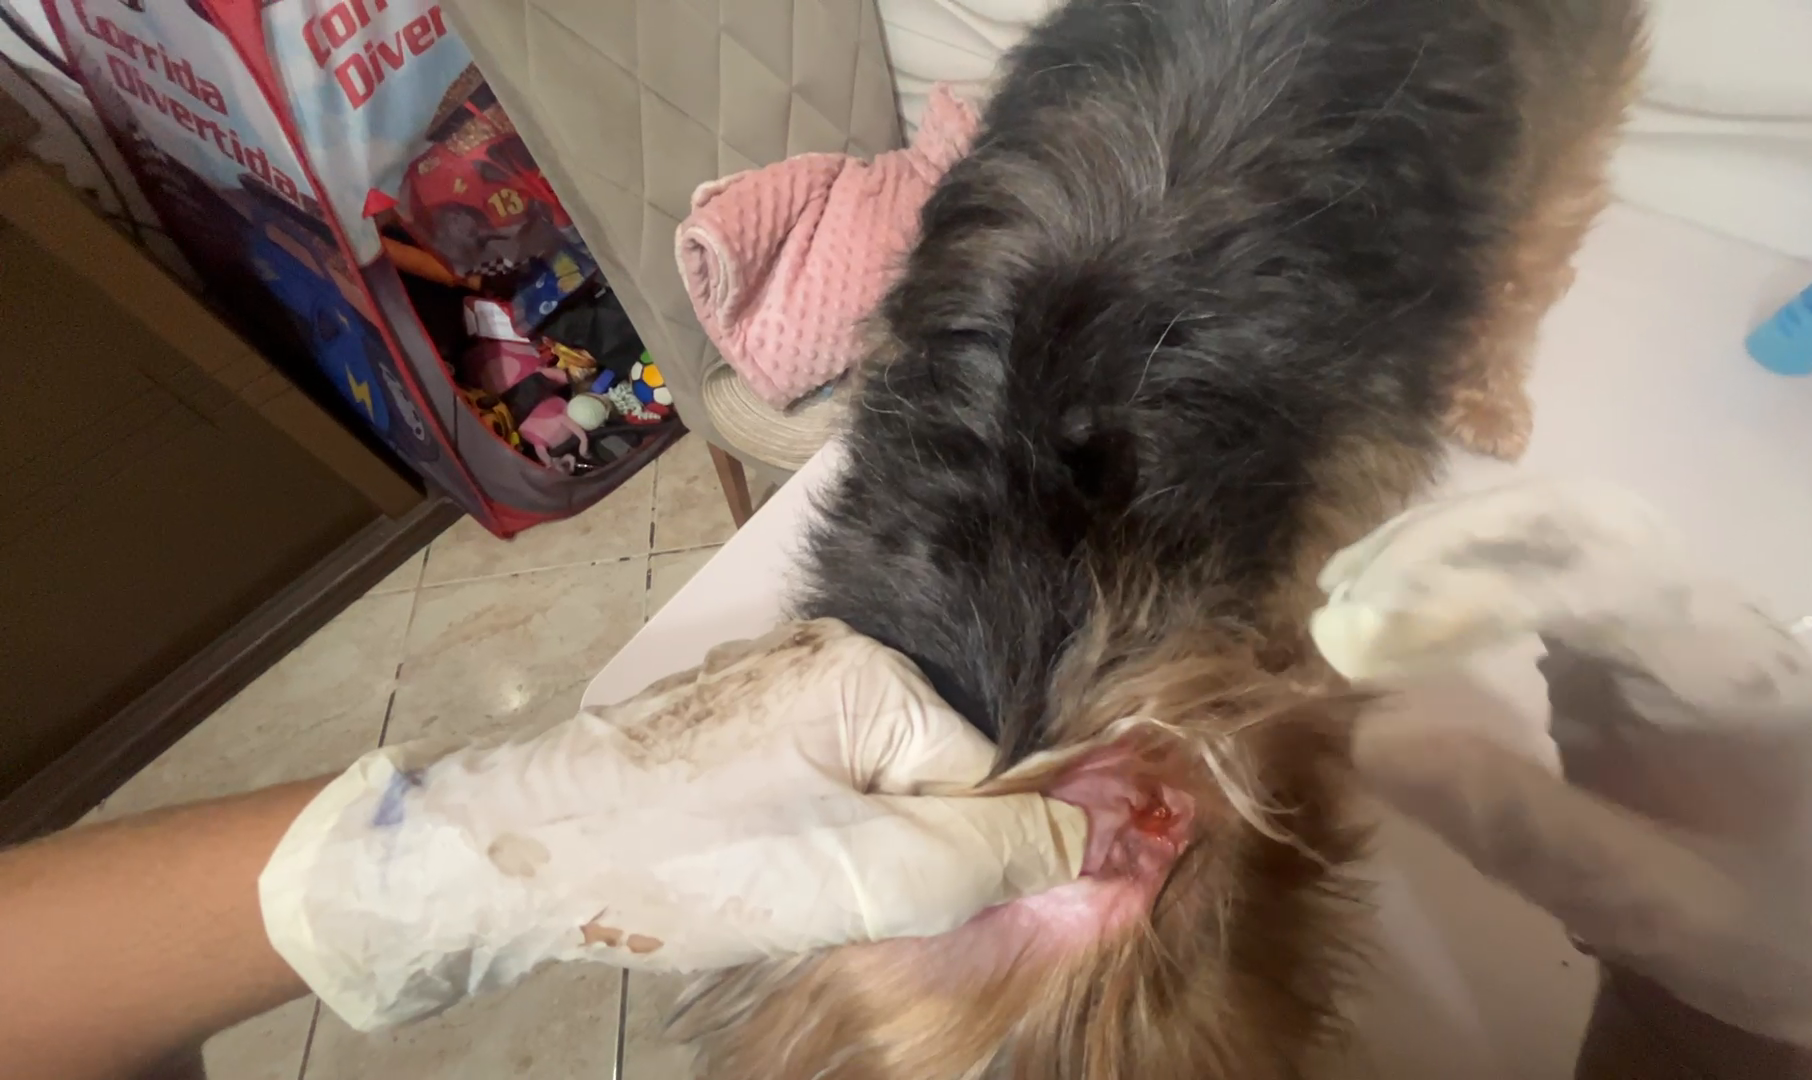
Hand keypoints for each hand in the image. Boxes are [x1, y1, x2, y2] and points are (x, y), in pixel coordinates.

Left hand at [259, 619, 1087, 1030]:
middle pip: (924, 765)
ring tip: (783, 869)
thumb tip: (1093, 841)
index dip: (954, 845)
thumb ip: (990, 854)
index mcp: (872, 674)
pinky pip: (818, 759)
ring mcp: (777, 671)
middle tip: (830, 889)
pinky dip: (810, 811)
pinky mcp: (738, 702)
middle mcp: (831, 651)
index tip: (899, 893)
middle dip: (902, 839)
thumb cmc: (702, 861)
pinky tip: (755, 843)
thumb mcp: (866, 874)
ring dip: (854, 829)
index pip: (976, 769)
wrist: (522, 850)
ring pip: (871, 769)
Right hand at [1314, 479, 1811, 1048]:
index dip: (1463, 577)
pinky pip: (1533, 565)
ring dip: (1438, 548)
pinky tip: (1401, 599)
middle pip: (1562, 527)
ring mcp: (1662, 612)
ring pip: (1542, 532)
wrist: (1795, 932)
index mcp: (1726, 673)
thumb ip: (1503, 814)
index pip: (1583, 575)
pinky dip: (1454, 570)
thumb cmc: (1724, 923)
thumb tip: (1365, 737)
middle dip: (1438, 545)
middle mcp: (1702, 617)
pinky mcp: (1618, 624)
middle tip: (1340, 589)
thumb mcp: (1619, 891)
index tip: (1362, 615)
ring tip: (1354, 586)